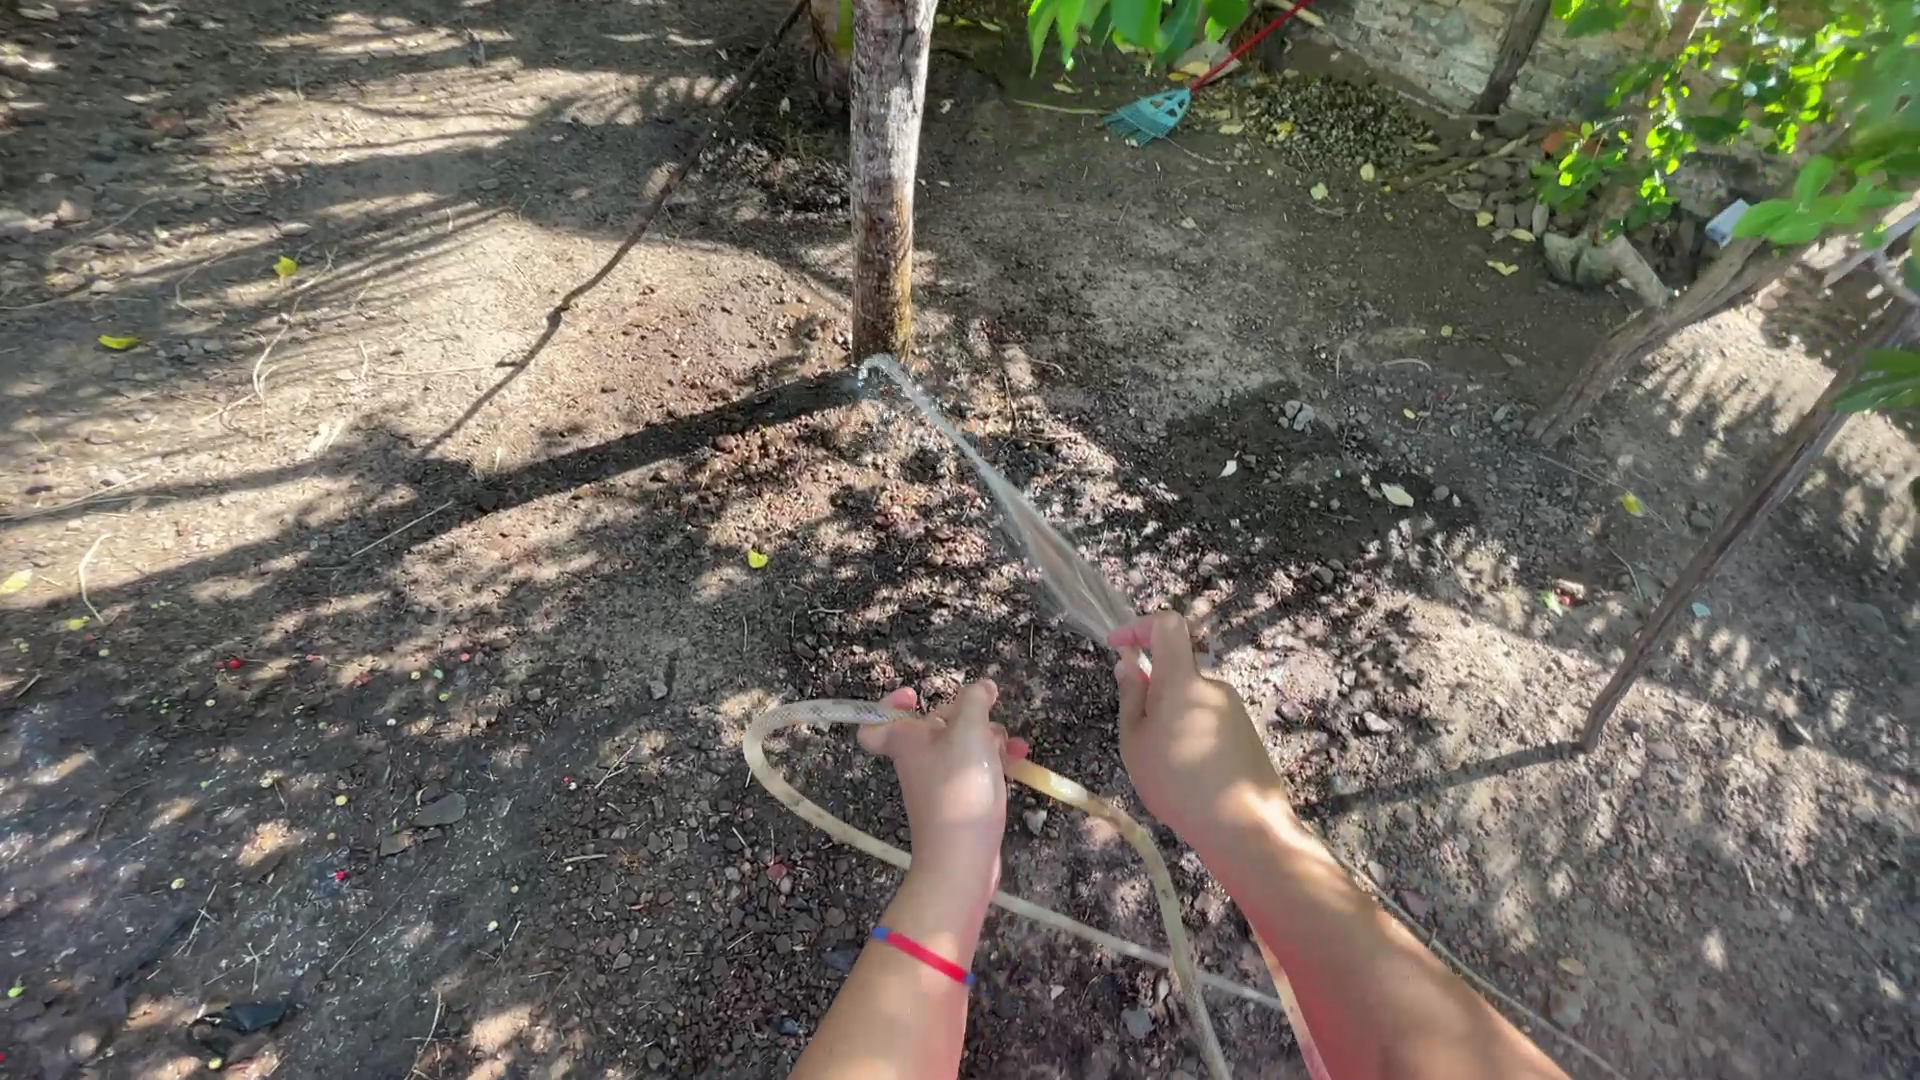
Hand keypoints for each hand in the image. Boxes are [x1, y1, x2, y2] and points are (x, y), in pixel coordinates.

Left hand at [859, 682, 1028, 902]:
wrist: (962, 858)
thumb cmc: (958, 788)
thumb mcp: (970, 732)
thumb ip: (976, 701)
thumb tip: (983, 686)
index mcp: (906, 740)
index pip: (875, 722)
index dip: (890, 705)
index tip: (916, 696)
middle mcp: (917, 758)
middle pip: (935, 724)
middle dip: (967, 717)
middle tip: (986, 720)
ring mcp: (938, 780)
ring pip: (961, 745)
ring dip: (988, 738)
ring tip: (1010, 746)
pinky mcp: (960, 798)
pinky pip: (974, 767)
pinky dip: (993, 760)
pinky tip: (1017, 761)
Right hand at [1107, 612, 1293, 850]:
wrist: (1246, 828)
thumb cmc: (1178, 783)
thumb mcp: (1135, 742)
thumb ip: (1131, 698)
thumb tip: (1129, 666)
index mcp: (1182, 680)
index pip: (1167, 625)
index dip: (1139, 626)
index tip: (1117, 647)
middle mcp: (1212, 685)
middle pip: (1176, 671)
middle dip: (1152, 693)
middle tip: (1138, 737)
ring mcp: (1233, 709)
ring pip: (1190, 701)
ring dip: (1171, 720)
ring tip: (1164, 767)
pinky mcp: (1246, 733)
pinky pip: (1207, 721)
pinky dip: (1190, 736)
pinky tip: (1190, 777)